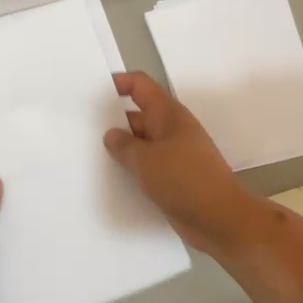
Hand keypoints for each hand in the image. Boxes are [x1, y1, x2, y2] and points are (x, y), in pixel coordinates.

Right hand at [103, 72, 259, 252]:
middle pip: (138, 115)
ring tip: (91, 156)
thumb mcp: (145, 160)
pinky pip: (148, 165)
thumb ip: (123, 145)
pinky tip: (113, 179)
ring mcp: (175, 154)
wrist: (220, 218)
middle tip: (82, 130)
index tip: (91, 92)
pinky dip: (133, 169)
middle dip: (113, 120)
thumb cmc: (183, 181)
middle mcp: (172, 129)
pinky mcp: (175, 177)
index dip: (117, 83)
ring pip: (142, 143)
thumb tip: (112, 135)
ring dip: (122, 149)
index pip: (140, 86)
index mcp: (168, 115)